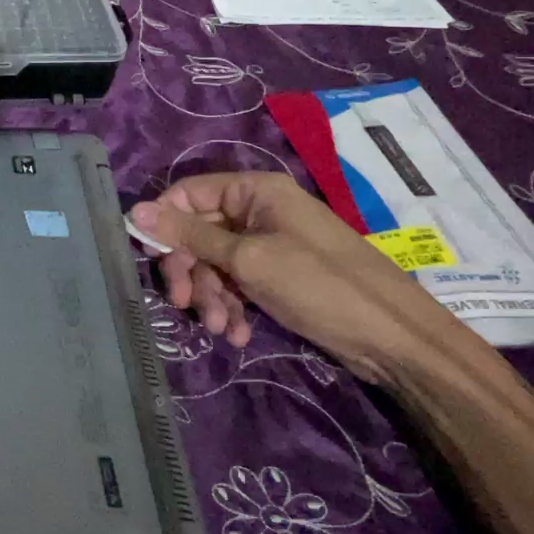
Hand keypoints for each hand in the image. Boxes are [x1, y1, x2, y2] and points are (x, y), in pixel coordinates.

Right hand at [131, 172, 465, 382]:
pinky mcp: (278, 275)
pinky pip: (237, 282)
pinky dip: (231, 306)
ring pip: (214, 262)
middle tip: (184, 302)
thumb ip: (188, 236)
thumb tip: (135, 211)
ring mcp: (270, 244)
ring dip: (211, 296)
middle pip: (197, 232)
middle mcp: (259, 211)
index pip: (187, 194)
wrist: (398, 342)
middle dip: (190, 271)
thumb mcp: (248, 260)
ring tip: (219, 328)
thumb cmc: (321, 286)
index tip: (152, 258)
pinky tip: (237, 333)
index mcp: (255, 191)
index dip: (165, 224)